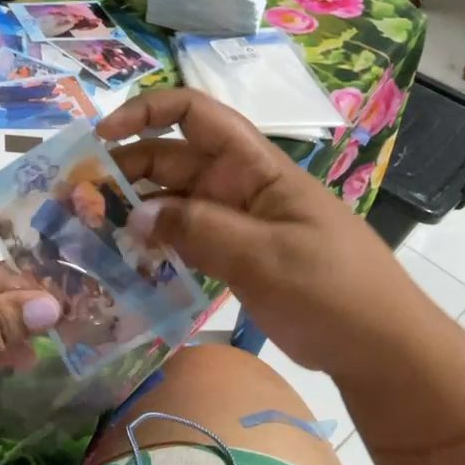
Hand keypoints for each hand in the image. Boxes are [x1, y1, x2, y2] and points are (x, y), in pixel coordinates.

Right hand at [98, 88, 428, 379]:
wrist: (385, 351)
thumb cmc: (334, 292)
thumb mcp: (264, 257)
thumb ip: (196, 231)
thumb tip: (132, 216)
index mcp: (255, 166)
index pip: (195, 114)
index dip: (145, 113)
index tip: (101, 137)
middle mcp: (238, 184)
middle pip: (171, 159)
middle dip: (124, 170)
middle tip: (78, 200)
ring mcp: (234, 220)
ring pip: (171, 200)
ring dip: (133, 208)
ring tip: (90, 229)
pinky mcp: (232, 254)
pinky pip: (182, 236)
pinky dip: (153, 241)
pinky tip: (124, 259)